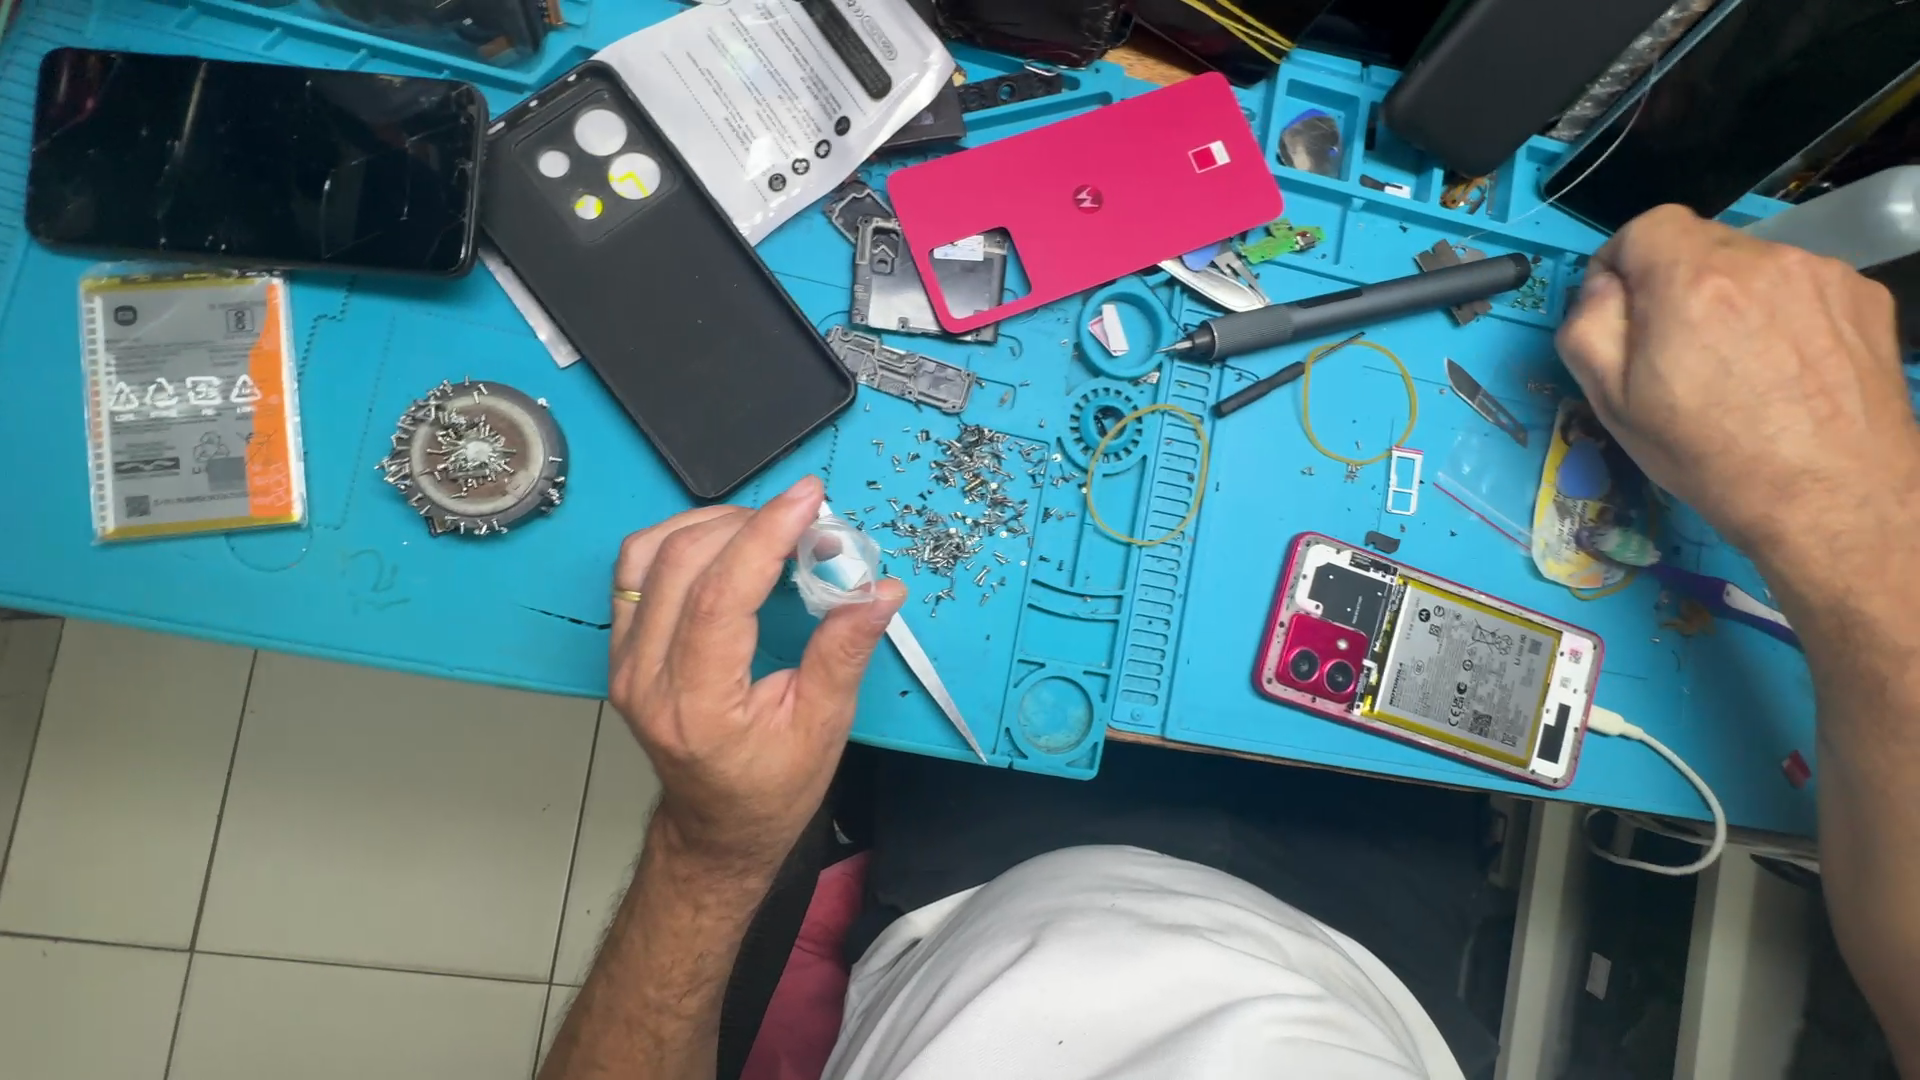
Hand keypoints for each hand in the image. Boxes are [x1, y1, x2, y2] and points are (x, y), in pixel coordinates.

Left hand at [607, 476, 906, 869]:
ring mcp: (624, 660)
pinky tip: (724, 543)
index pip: (721, 594)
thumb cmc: (774, 789)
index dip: (767, 535)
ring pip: (649, 554)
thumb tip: (881, 588)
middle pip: (682, 563)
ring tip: (768, 527)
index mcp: (697, 703)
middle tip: (806, 521)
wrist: (715, 829)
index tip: (810, 498)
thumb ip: (845, 652)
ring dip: (712, 524)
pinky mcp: (621, 650)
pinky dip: (680, 539)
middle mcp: (644, 676)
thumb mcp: (824, 728)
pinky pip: (636, 569)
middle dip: (749, 522)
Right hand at [1555, 204, 1915, 563]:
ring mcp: (1821, 275)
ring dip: (1723, 296)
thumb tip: (1599, 288)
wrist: (1824, 488)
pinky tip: (1771, 364)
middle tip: (1665, 347)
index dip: (1619, 260)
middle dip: (1670, 282)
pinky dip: (1771, 311)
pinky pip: (1795, 285)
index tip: (1615, 306)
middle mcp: (1762, 261)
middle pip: (1698, 243)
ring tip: (1723, 361)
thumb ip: (1587, 325)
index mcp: (1689, 282)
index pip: (1647, 225)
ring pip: (1748, 264)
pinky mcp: (1863, 297)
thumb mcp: (1607, 396)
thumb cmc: (1699, 447)